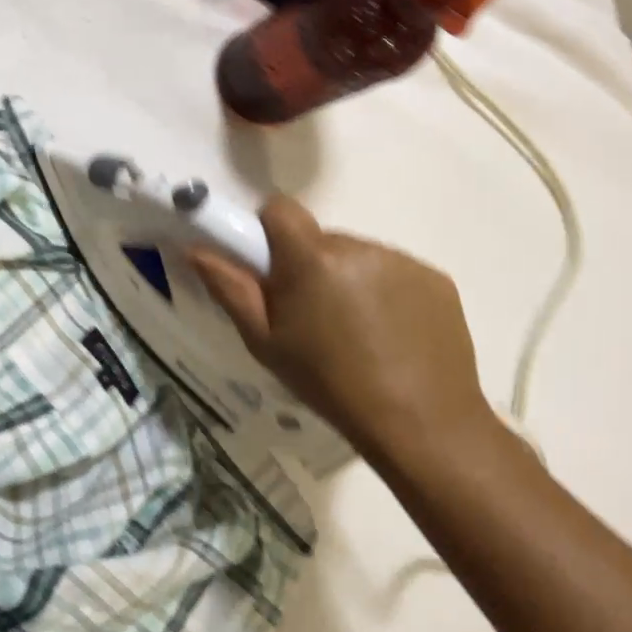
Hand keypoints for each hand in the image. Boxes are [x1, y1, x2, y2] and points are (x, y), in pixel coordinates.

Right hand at [188, 197, 493, 458]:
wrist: (422, 423)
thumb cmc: (328, 383)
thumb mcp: (264, 341)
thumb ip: (229, 288)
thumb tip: (196, 248)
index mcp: (311, 257)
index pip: (279, 208)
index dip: (267, 232)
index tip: (270, 271)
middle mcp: (358, 246)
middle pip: (317, 239)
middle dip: (308, 266)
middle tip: (309, 317)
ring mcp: (402, 261)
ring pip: (355, 256)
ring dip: (345, 280)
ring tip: (353, 333)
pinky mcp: (435, 279)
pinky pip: (393, 273)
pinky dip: (384, 294)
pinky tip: (388, 336)